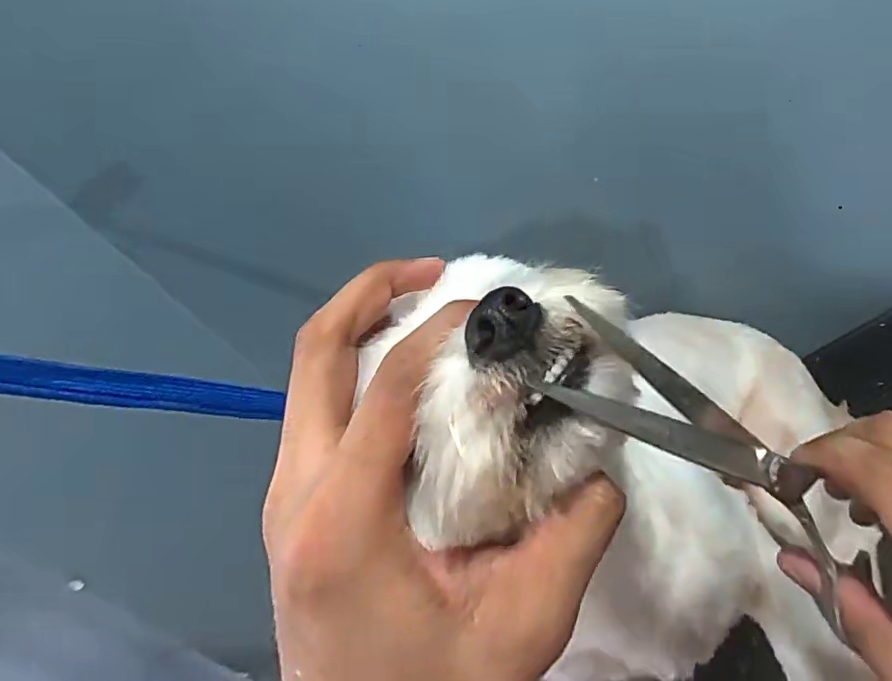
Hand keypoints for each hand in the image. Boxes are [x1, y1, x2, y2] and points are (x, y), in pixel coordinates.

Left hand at [263, 258, 626, 680]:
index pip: (387, 385)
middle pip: (316, 351)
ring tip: (432, 309)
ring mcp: (287, 495)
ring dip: (367, 320)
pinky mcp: (294, 502)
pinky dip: (363, 360)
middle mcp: (297, 493)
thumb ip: (578, 529)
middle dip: (375, 291)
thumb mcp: (528, 618)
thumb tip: (604, 455)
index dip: (441, 330)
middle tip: (438, 273)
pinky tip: (418, 372)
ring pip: (311, 371)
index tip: (492, 312)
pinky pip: (321, 401)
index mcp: (344, 521)